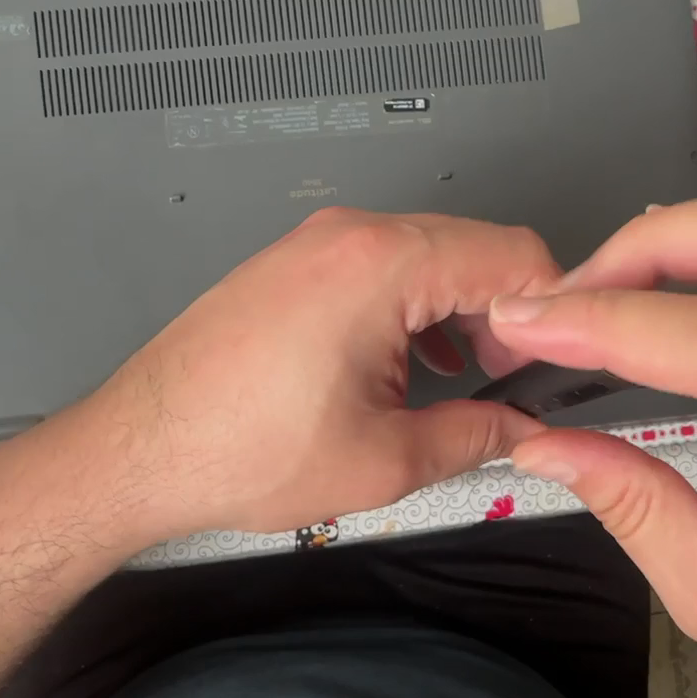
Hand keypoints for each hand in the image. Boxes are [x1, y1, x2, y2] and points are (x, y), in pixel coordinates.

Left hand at [68, 207, 554, 539]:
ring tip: (461, 375)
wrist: (141, 452)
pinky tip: (409, 361)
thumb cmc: (236, 451)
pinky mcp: (289, 268)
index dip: (553, 311)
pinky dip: (410, 308)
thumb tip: (517, 430)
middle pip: (471, 247)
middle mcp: (345, 237)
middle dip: (506, 313)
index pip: (513, 255)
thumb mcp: (383, 460)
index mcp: (380, 266)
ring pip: (424, 257)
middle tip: (512, 377)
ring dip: (458, 309)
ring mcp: (311, 247)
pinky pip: (376, 269)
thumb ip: (473, 436)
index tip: (555, 359)